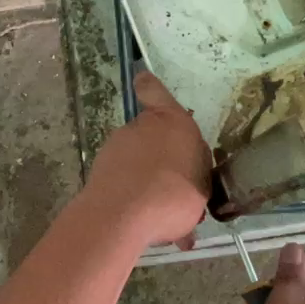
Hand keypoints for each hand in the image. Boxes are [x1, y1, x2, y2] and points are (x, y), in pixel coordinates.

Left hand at [80, 72, 211, 249]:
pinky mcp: (102, 165)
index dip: (149, 85)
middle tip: (174, 188)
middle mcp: (143, 125)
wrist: (122, 215)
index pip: (154, 90)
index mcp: (173, 122)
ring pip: (137, 158)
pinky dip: (133, 193)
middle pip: (151, 132)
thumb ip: (196, 171)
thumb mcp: (202, 187)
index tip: (142, 80)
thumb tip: (190, 170)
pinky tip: (146, 223)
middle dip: (161, 156)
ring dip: (148, 179)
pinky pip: (123, 177)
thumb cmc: (173, 196)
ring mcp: (119, 144)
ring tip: (163, 216)